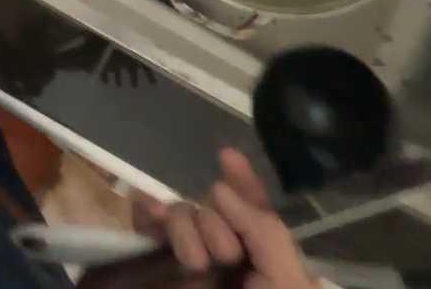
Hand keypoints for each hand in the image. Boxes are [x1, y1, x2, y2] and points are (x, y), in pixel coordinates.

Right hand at [135, 149, 318, 288]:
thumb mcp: (287, 287)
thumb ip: (265, 234)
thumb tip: (217, 189)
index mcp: (264, 266)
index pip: (254, 215)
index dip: (245, 184)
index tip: (226, 155)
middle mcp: (224, 256)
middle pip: (214, 207)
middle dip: (218, 222)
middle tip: (225, 257)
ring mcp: (183, 256)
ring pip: (180, 210)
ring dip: (187, 227)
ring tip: (194, 263)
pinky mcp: (148, 256)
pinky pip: (143, 216)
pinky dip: (147, 213)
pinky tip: (154, 225)